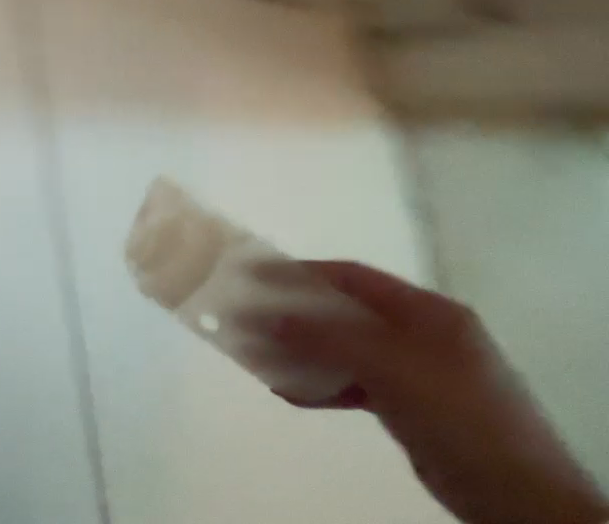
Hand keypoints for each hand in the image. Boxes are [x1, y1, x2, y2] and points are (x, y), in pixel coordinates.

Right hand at [269, 261, 606, 523]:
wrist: (520, 497)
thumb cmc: (456, 412)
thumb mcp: (385, 364)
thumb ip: (320, 335)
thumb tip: (257, 314)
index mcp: (429, 312)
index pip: (350, 276)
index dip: (298, 271)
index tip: (249, 275)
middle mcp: (425, 333)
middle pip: (345, 311)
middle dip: (293, 314)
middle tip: (247, 314)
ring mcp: (421, 371)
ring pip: (346, 348)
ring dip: (302, 351)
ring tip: (259, 355)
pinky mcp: (414, 405)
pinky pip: (356, 381)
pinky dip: (323, 383)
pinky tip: (292, 392)